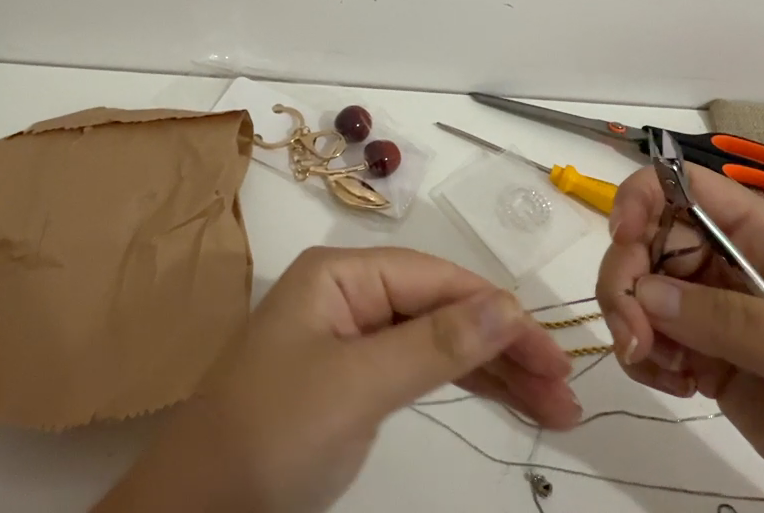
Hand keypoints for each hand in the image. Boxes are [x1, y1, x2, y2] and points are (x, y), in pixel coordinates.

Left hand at [95, 246, 578, 512]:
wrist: (197, 507)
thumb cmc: (272, 433)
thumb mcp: (358, 385)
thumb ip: (435, 344)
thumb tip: (509, 304)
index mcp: (342, 275)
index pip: (438, 280)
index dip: (499, 313)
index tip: (554, 355)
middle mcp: (351, 294)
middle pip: (445, 309)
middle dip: (505, 347)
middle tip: (566, 393)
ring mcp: (353, 336)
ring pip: (440, 341)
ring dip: (496, 371)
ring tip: (556, 407)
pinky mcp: (355, 377)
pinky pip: (421, 369)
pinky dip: (465, 386)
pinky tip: (508, 398)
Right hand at [597, 169, 763, 512]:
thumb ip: (735, 321)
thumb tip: (646, 289)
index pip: (700, 191)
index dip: (650, 196)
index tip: (622, 237)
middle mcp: (745, 274)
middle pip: (660, 241)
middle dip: (631, 273)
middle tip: (631, 329)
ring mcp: (727, 323)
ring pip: (649, 291)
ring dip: (631, 318)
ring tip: (651, 365)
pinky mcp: (714, 370)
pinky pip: (656, 343)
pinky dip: (644, 356)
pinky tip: (670, 385)